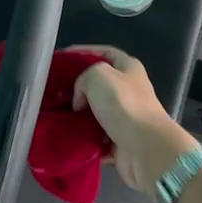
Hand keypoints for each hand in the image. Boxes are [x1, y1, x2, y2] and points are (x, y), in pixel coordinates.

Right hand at [69, 45, 199, 190]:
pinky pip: (97, 136)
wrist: (145, 149)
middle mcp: (129, 89)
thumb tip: (80, 101)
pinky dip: (85, 138)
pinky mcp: (120, 141)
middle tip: (56, 92)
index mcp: (128, 68)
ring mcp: (126, 117)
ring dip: (79, 116)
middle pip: (98, 84)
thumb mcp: (98, 75)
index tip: (61, 59)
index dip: (83, 52)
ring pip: (95, 112)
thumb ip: (83, 79)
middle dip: (78, 88)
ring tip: (58, 116)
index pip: (104, 52)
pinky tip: (69, 137)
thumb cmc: (123, 104)